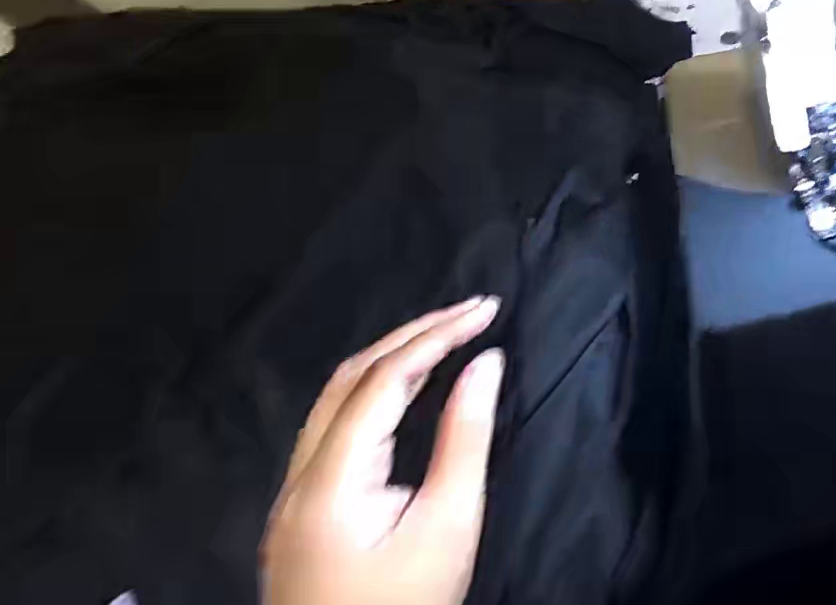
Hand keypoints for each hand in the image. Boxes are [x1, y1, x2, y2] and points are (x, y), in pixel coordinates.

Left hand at [261, 297, 504, 604]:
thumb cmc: (409, 598)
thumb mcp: (451, 517)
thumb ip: (466, 433)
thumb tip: (486, 360)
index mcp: (330, 482)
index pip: (384, 380)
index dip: (439, 334)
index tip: (491, 309)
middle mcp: (299, 480)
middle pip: (350, 379)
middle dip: (416, 332)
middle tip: (476, 308)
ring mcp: (295, 494)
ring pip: (338, 397)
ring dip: (397, 352)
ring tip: (453, 329)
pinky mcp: (307, 505)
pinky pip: (340, 421)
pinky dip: (384, 382)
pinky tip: (418, 377)